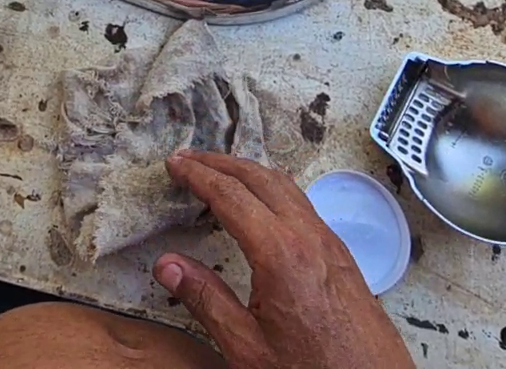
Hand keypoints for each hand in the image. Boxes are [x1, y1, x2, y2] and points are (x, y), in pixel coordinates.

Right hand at [155, 151, 416, 368]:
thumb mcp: (247, 347)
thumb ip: (205, 299)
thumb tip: (164, 264)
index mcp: (279, 251)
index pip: (229, 194)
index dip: (197, 174)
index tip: (173, 162)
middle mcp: (306, 233)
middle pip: (257, 176)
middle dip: (219, 161)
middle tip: (188, 158)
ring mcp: (328, 240)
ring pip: (283, 184)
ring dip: (246, 170)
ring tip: (218, 171)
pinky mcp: (341, 253)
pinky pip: (300, 201)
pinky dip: (270, 186)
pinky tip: (261, 200)